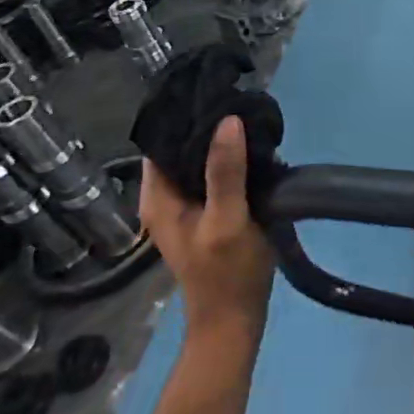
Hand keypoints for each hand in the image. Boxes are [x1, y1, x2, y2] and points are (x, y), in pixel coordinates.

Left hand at [138, 117, 275, 326]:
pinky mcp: (211, 209)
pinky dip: (232, 159)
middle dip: (209, 124)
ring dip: (223, 141)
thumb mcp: (227, 220)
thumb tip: (228, 120)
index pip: (163, 140)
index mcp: (158, 197)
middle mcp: (167, 196)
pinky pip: (217, 173)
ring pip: (201, 159)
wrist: (236, 320)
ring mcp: (189, 204)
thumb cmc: (226, 273)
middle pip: (183, 146)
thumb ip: (225, 172)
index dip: (185, 115)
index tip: (216, 93)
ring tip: (250, 117)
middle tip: (240, 101)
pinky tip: (255, 148)